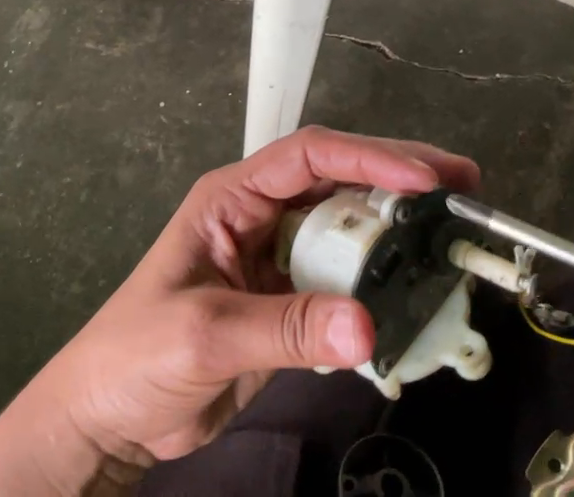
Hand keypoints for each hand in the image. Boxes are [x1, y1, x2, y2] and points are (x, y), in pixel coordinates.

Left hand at [0, 126, 479, 494]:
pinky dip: (383, 283)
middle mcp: (262, 217)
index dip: (366, 159)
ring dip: (398, 229)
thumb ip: (284, 326)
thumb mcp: (205, 333)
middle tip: (462, 187)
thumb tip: (367, 324)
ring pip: (349, 229)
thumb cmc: (136, 354)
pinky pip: (347, 282)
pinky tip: (418, 289)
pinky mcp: (292, 302)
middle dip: (398, 179)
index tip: (423, 180)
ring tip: (453, 232)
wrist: (111, 416)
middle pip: (338, 182)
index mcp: (232, 198)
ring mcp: (280, 259)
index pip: (306, 157)